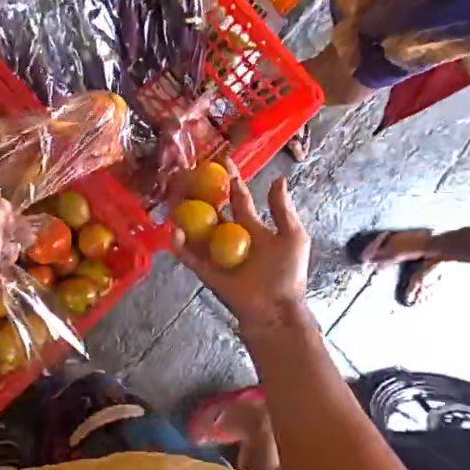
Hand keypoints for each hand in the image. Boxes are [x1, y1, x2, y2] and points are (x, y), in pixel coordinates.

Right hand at [172, 160, 309, 335]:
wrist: (276, 308)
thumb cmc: (287, 274)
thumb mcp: (293, 236)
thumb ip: (283, 209)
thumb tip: (278, 178)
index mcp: (253, 228)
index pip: (238, 199)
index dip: (230, 181)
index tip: (221, 161)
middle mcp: (232, 237)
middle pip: (213, 210)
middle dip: (202, 192)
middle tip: (190, 174)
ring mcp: (216, 254)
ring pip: (197, 229)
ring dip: (186, 213)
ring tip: (176, 196)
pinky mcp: (205, 270)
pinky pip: (188, 255)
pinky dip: (180, 244)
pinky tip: (176, 230)